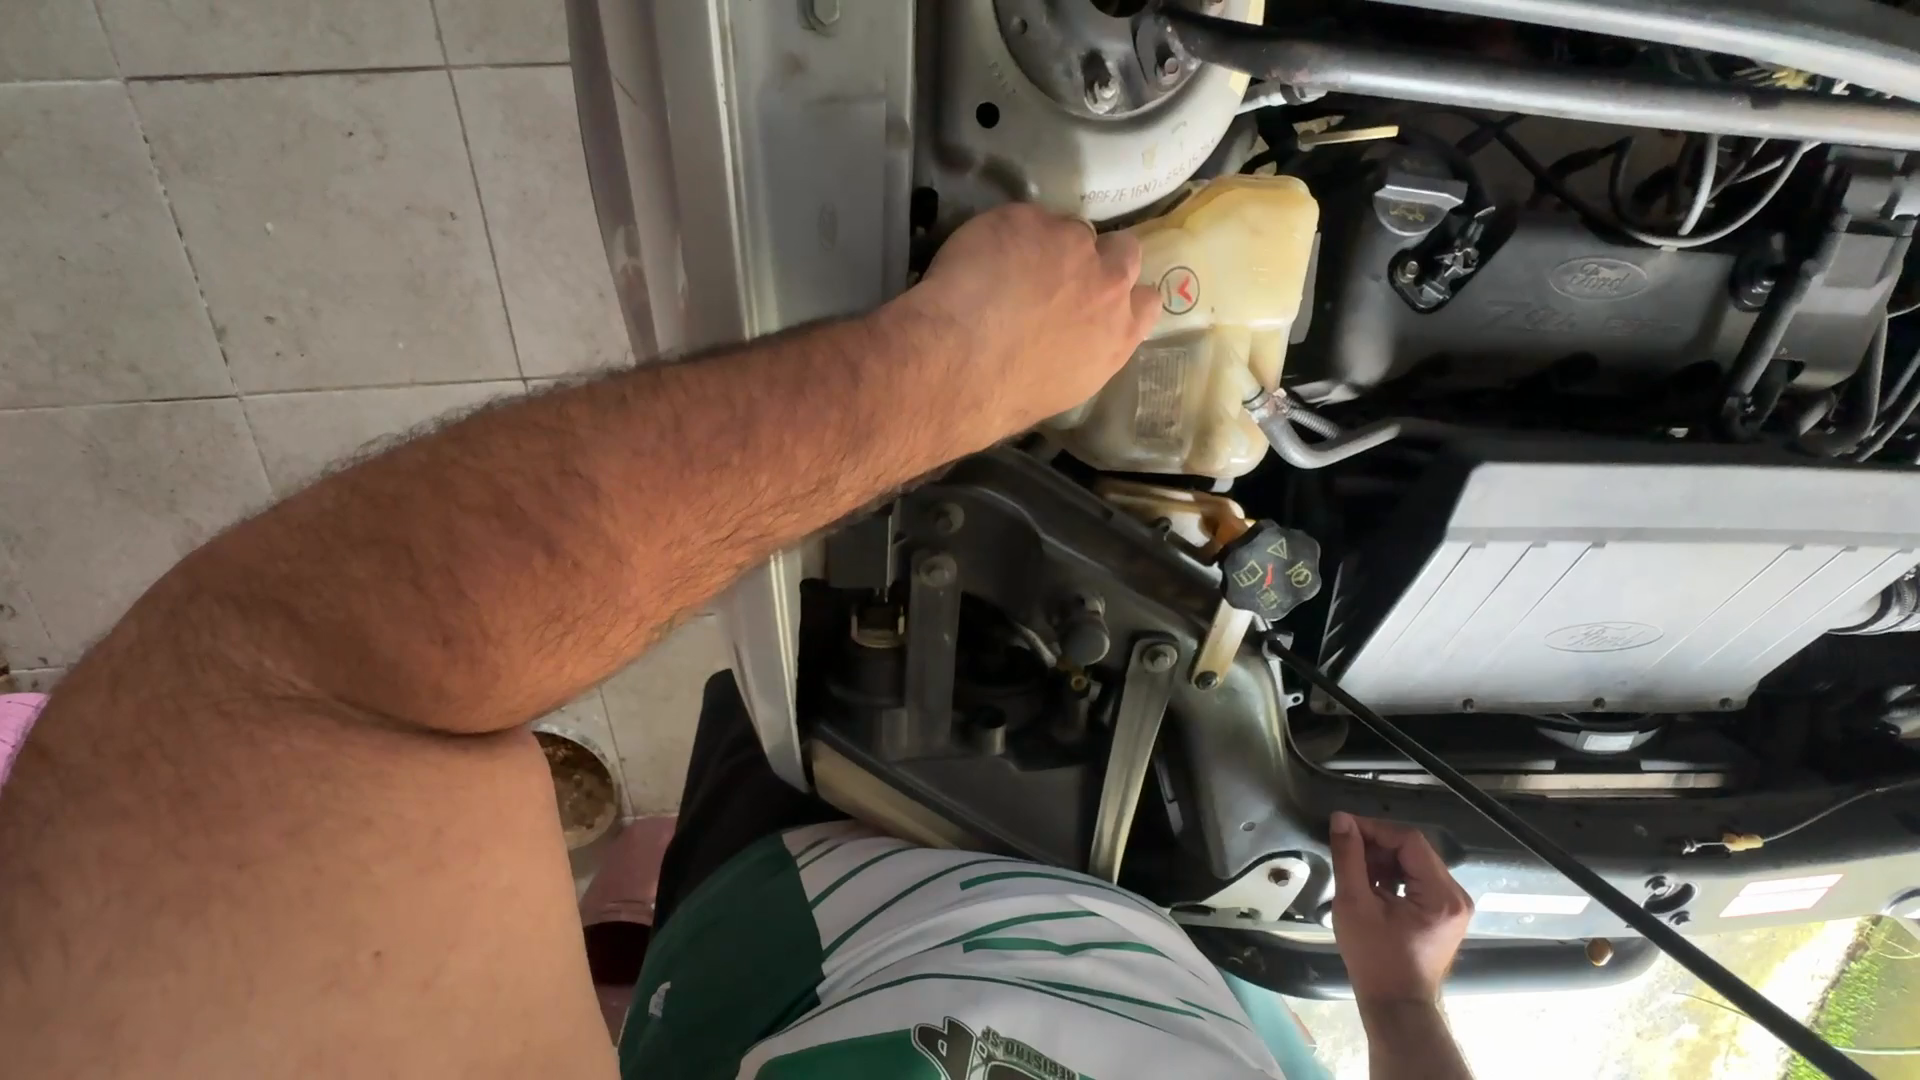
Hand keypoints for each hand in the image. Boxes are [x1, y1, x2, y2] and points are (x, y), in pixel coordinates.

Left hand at [883, 203, 1159, 451]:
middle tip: (1060, 271)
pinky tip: (981, 260)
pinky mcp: (1028, 220)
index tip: (1098, 296)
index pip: (1145, 299)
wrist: (962, 363)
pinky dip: (1006, 235)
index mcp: (1118, 332)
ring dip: (1048, 243)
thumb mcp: (1067, 387)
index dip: (1122, 293)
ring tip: (1010, 266)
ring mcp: (1070, 244)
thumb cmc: (1009, 395)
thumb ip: (1087, 349)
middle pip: (1124, 249)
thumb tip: (1075, 337)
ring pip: (1070, 229)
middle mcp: (1107, 284)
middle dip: (1098, 255)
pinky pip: (1024, 219)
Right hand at [1328, 812, 1473, 1007]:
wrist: (1395, 1003)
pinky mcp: (1444, 912)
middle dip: (1377, 844)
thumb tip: (1341, 819)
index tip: (1342, 828)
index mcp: (1441, 895)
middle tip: (1345, 848)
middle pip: (1414, 849)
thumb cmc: (1374, 957)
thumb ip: (1349, 857)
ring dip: (1383, 858)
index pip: (1409, 840)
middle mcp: (1456, 896)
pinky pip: (1418, 878)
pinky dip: (1393, 873)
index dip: (1374, 828)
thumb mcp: (1354, 903)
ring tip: (1355, 868)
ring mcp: (1453, 905)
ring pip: (1415, 861)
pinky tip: (1370, 882)